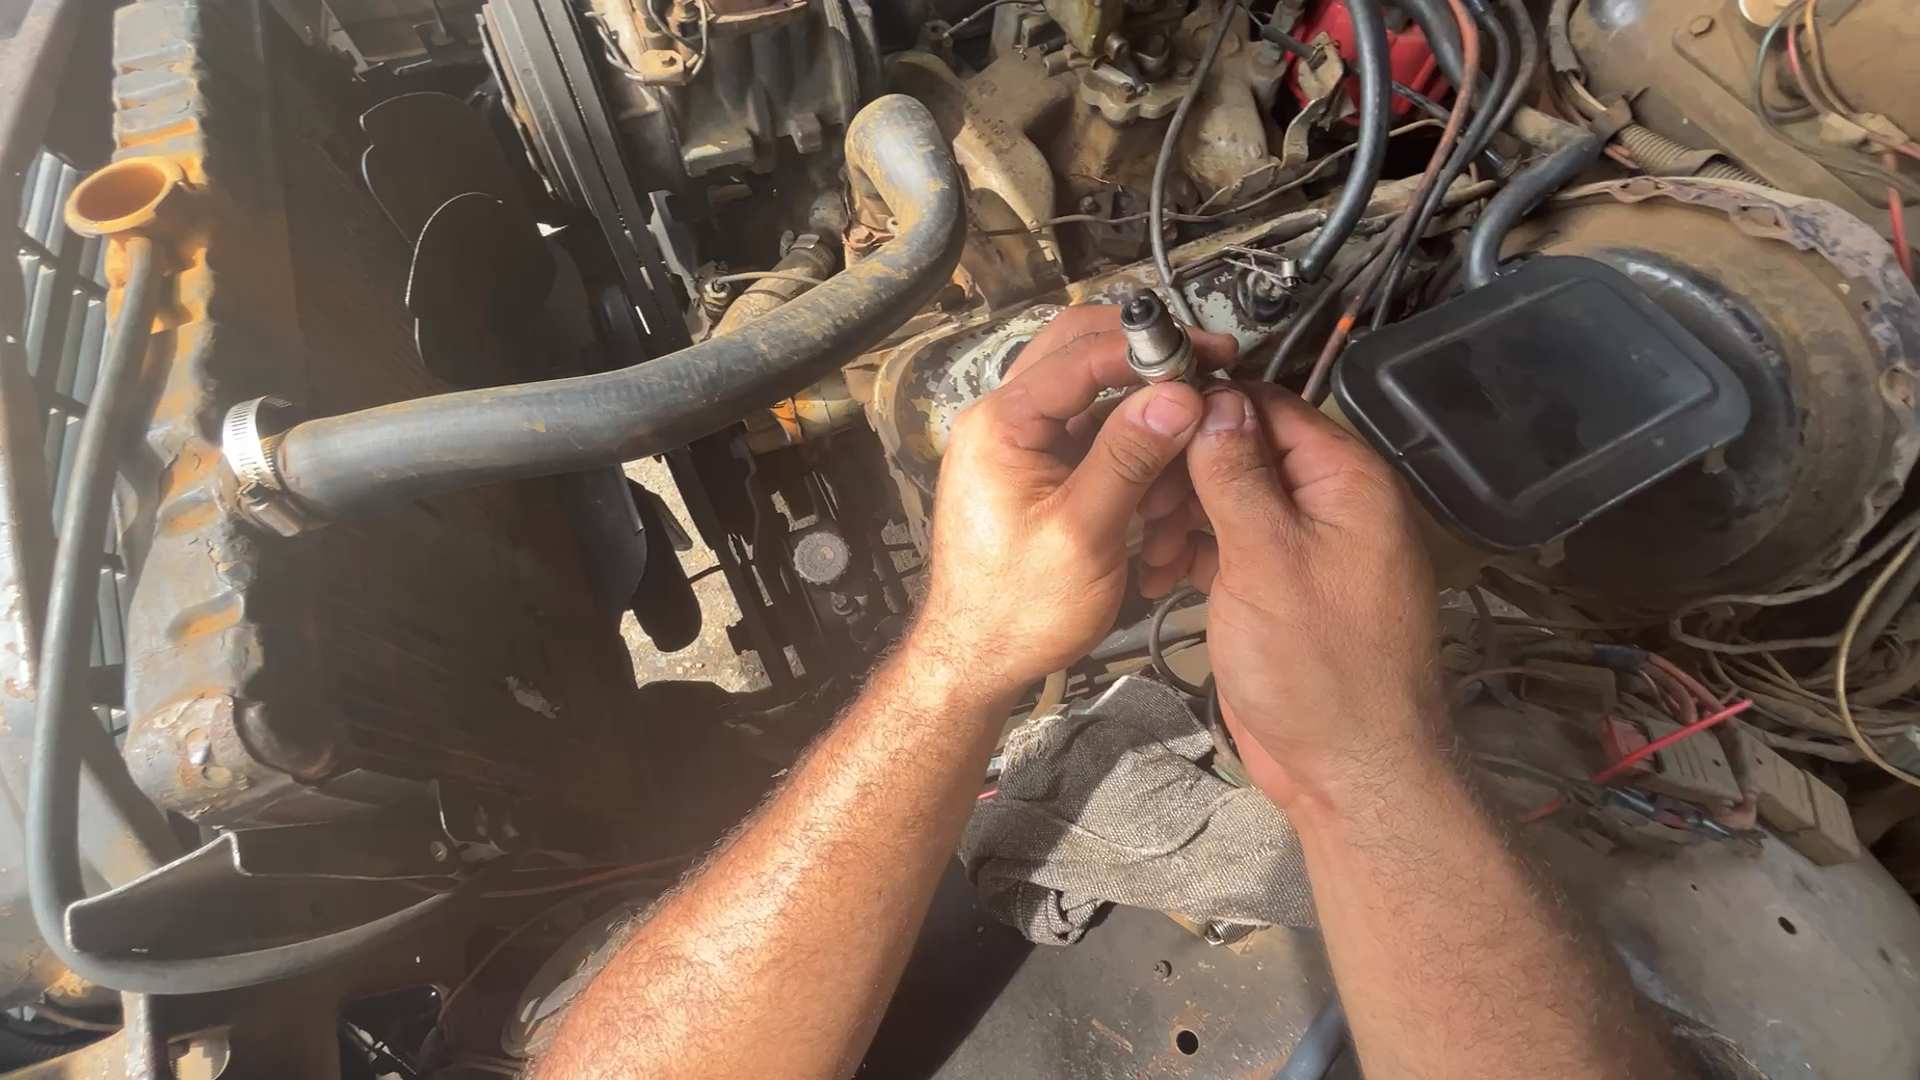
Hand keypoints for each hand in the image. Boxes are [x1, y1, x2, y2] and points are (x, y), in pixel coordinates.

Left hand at [911, 304, 1235, 689]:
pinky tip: (1156, 484)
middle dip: (1142, 362)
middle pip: (1077, 356)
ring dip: (1138, 413)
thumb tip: (1178, 395)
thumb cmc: (1016, 608)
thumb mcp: (1082, 532)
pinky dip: (1126, 450)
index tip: (1209, 351)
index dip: (1150, 346)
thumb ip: (1128, 458)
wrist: (978, 657)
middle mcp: (1001, 423)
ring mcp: (1017, 446)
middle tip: (1201, 373)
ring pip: (1088, 398)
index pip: (1080, 354)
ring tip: (1182, 451)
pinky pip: (1086, 438)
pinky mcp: (1035, 472)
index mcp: (999, 425)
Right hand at [1147, 382, 1447, 809]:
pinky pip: (1222, 545)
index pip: (1269, 408)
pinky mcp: (1267, 585)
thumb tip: (1213, 400)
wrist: (1344, 769)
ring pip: (1223, 500)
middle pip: (1239, 453)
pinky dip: (1187, 551)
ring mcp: (1292, 547)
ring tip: (1144, 547)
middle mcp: (1322, 504)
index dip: (1206, 408)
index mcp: (1343, 481)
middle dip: (1183, 472)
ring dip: (1178, 515)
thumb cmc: (1317, 664)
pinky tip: (1155, 571)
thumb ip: (1237, 476)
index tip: (1144, 420)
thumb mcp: (1268, 559)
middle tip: (1136, 500)